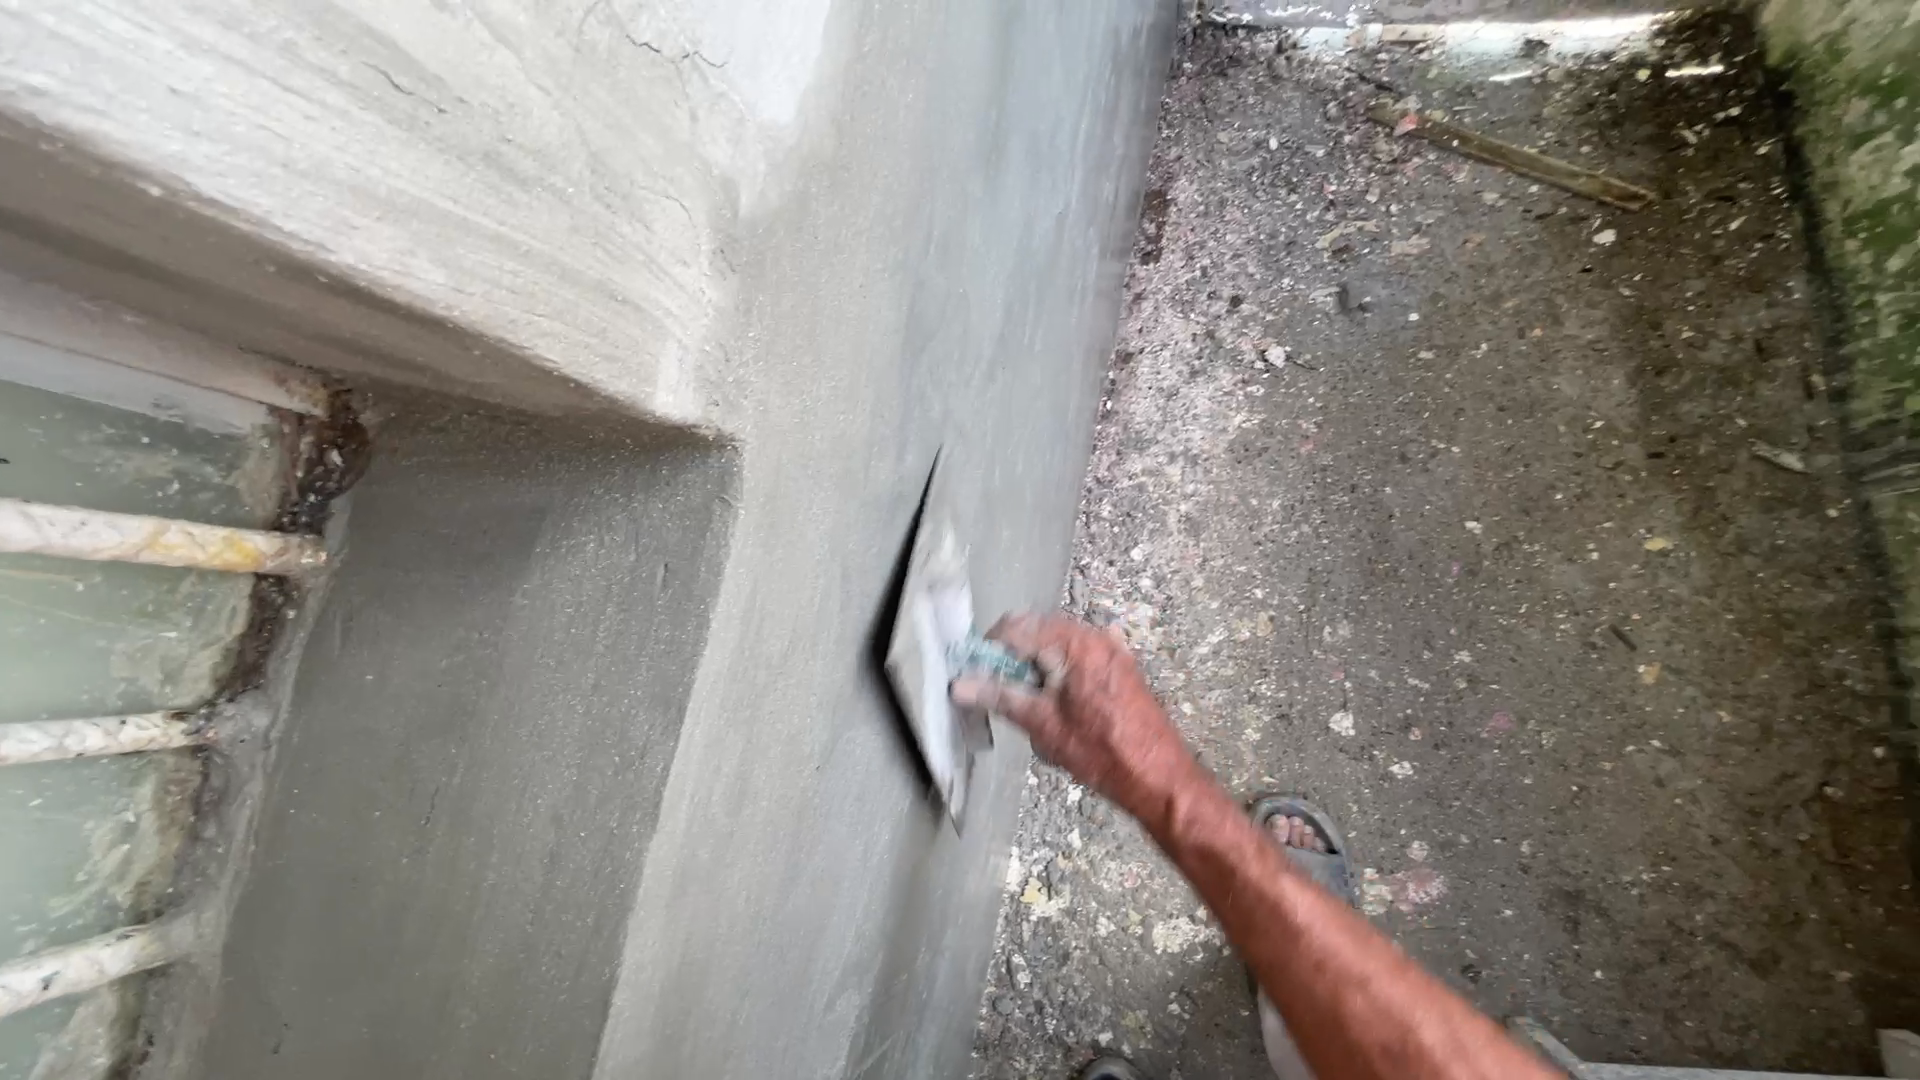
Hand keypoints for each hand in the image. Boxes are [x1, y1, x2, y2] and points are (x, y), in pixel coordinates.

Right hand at [950, 612, 1196, 817]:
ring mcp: (1111, 647)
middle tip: (999, 690)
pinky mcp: (1121, 663)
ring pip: (1057, 641)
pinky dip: (1060, 667)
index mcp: (1073, 642)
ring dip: (1035, 662)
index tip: (975, 674)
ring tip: (1029, 701)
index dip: (988, 648)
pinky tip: (1058, 700)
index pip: (1015, 627)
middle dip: (1012, 656)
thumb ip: (998, 696)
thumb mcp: (1042, 724)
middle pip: (1036, 629)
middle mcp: (1094, 634)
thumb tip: (958, 685)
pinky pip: (1078, 653)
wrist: (1158, 776)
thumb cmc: (1099, 752)